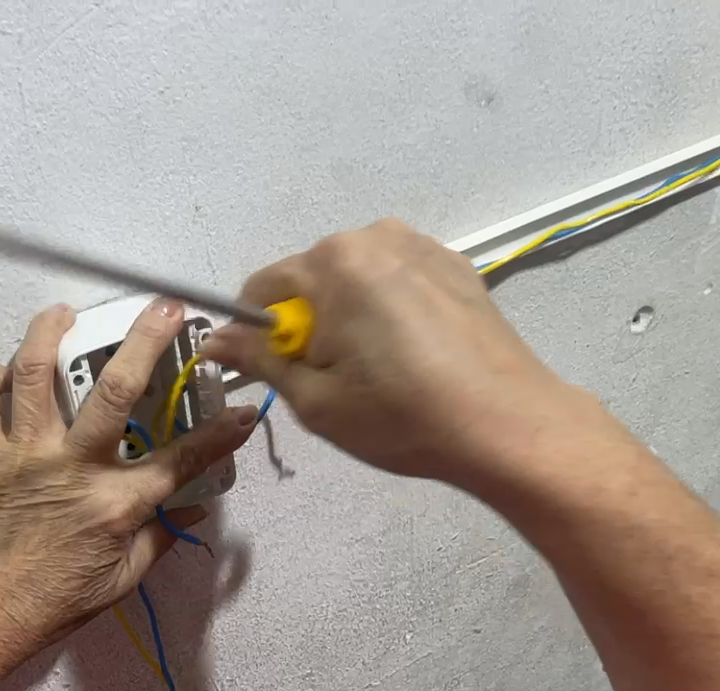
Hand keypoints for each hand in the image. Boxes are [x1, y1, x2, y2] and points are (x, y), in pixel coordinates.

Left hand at [0, 299, 257, 671]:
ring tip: (65, 313)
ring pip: (36, 375)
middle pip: (115, 391)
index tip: (243, 411)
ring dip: (51, 333)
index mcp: (114, 504)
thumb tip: (194, 509)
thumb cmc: (56, 603)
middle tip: (164, 309)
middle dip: (146, 341)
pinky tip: (8, 370)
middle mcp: (72, 467)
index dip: (218, 434)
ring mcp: (24, 456)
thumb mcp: (121, 580)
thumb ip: (160, 539)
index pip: (180, 460)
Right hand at [202, 219, 622, 493]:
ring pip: (351, 279)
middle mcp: (374, 235)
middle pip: (308, 279)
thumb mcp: (314, 399)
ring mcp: (420, 244)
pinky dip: (382, 309)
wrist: (506, 425)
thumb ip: (259, 359)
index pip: (260, 289)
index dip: (254, 334)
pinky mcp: (455, 263)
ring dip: (344, 316)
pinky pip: (392, 279)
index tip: (274, 373)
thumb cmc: (399, 417)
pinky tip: (408, 352)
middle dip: (305, 324)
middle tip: (330, 378)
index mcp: (333, 263)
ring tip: (374, 367)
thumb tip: (213, 340)